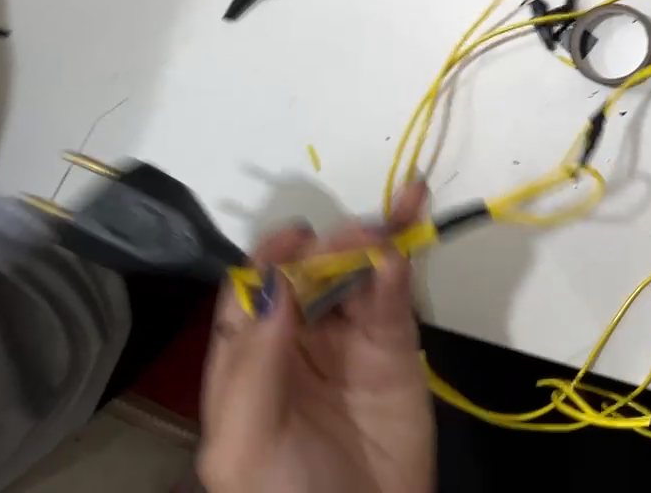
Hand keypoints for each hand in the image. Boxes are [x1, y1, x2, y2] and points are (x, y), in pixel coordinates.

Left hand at [198, 185, 434, 492]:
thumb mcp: (244, 442)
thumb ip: (254, 362)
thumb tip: (275, 281)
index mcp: (249, 360)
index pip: (255, 292)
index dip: (273, 257)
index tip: (298, 235)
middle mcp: (299, 339)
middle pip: (313, 271)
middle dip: (335, 243)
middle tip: (360, 234)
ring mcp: (352, 337)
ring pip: (361, 271)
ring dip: (378, 236)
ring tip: (402, 208)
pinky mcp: (399, 341)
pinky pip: (396, 295)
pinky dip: (402, 264)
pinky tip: (406, 243)